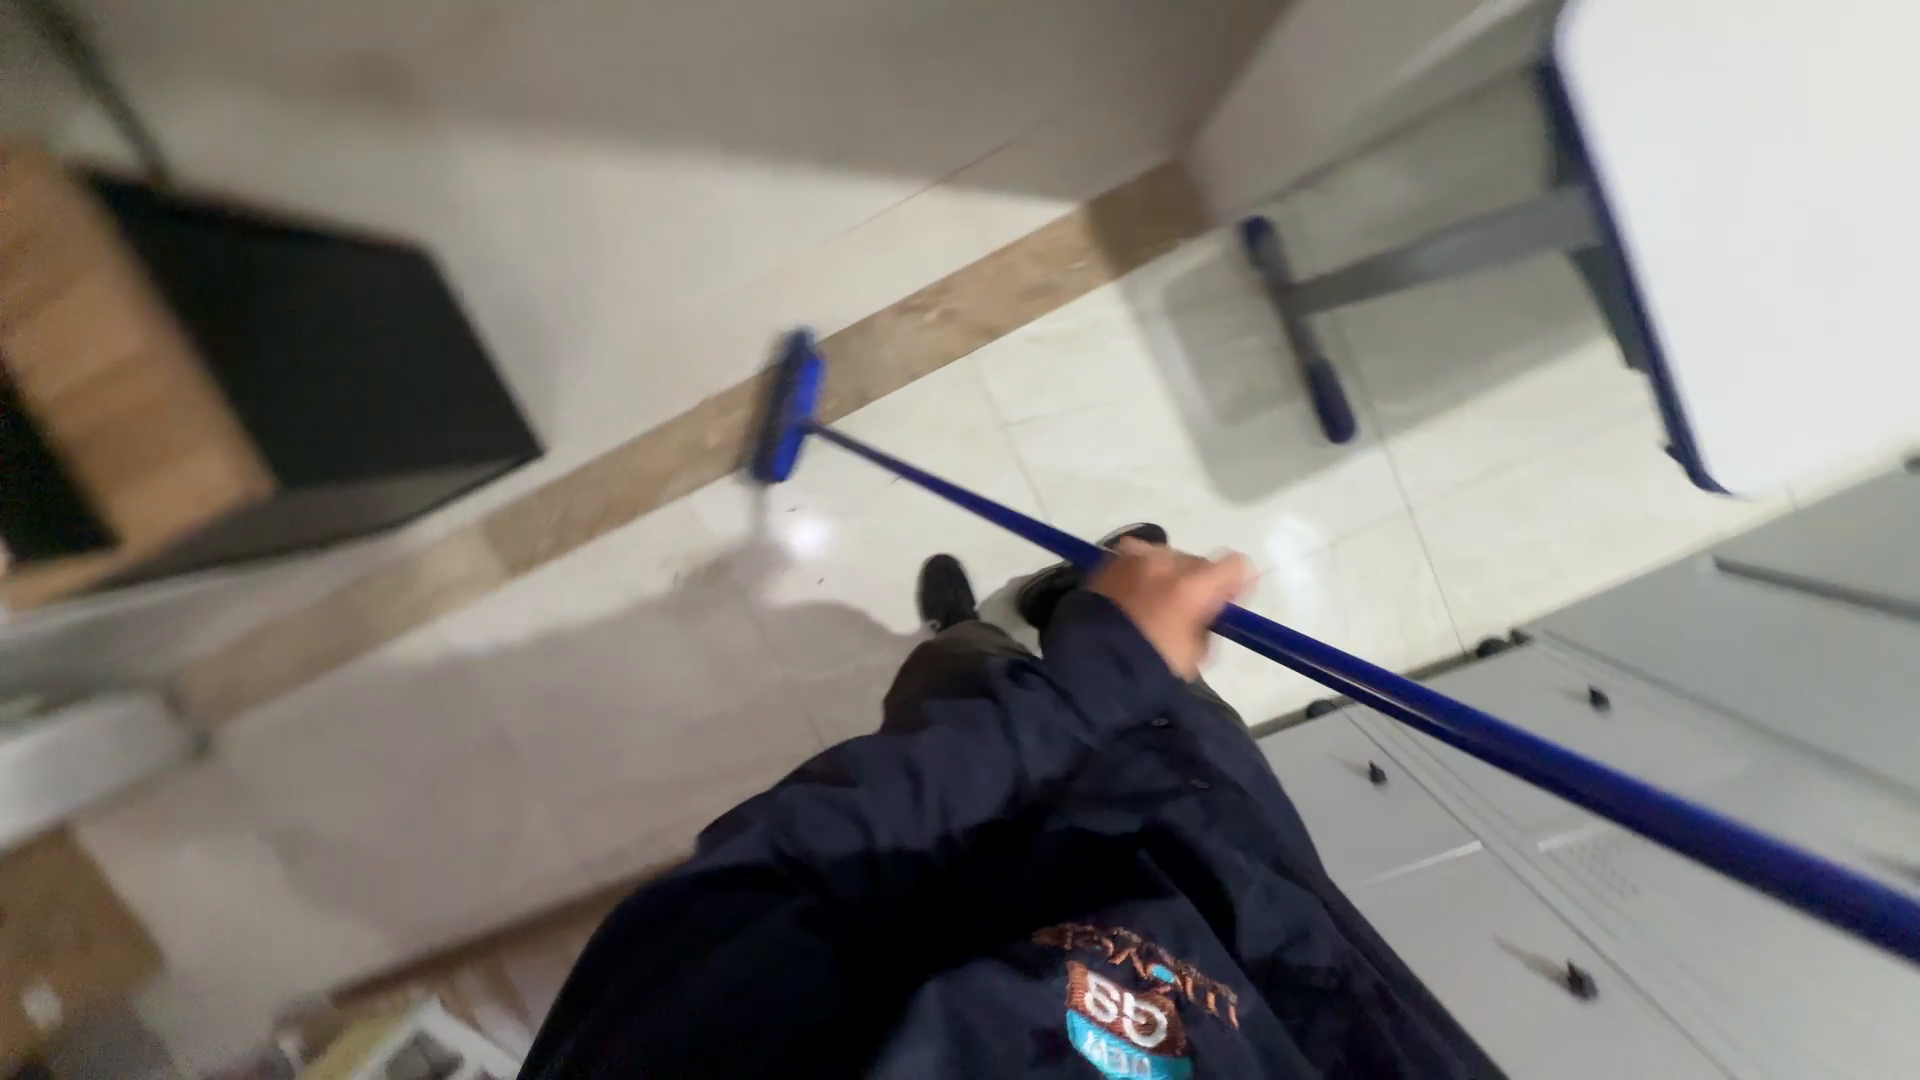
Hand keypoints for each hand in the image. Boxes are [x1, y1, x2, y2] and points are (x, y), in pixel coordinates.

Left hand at [1088, 539, 1249, 678]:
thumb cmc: (1148, 667)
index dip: (1235, 583)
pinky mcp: (1109, 560)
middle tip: (1186, 610)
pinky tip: (1133, 593)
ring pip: (1167, 556)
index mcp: (1190, 587)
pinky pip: (1138, 556)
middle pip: (1198, 561)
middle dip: (1198, 582)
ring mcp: (1133, 557)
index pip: (1235, 565)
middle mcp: (1164, 562)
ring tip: (1155, 602)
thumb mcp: (1195, 653)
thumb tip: (1213, 607)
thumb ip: (1210, 621)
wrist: (1088, 665)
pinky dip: (1142, 570)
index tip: (1226, 602)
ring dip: (1169, 574)